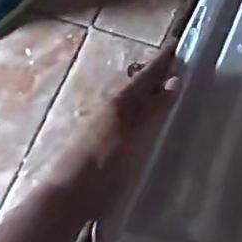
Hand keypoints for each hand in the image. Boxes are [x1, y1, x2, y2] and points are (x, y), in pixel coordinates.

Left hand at [48, 48, 181, 193]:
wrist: (67, 197)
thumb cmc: (103, 163)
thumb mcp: (132, 133)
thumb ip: (152, 109)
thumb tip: (174, 81)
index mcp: (119, 102)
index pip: (145, 75)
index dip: (160, 61)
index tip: (174, 44)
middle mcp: (110, 108)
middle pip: (136, 85)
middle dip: (153, 74)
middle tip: (174, 66)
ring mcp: (103, 126)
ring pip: (130, 101)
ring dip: (146, 93)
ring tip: (164, 91)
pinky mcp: (101, 145)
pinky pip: (126, 117)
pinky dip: (140, 112)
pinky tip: (145, 122)